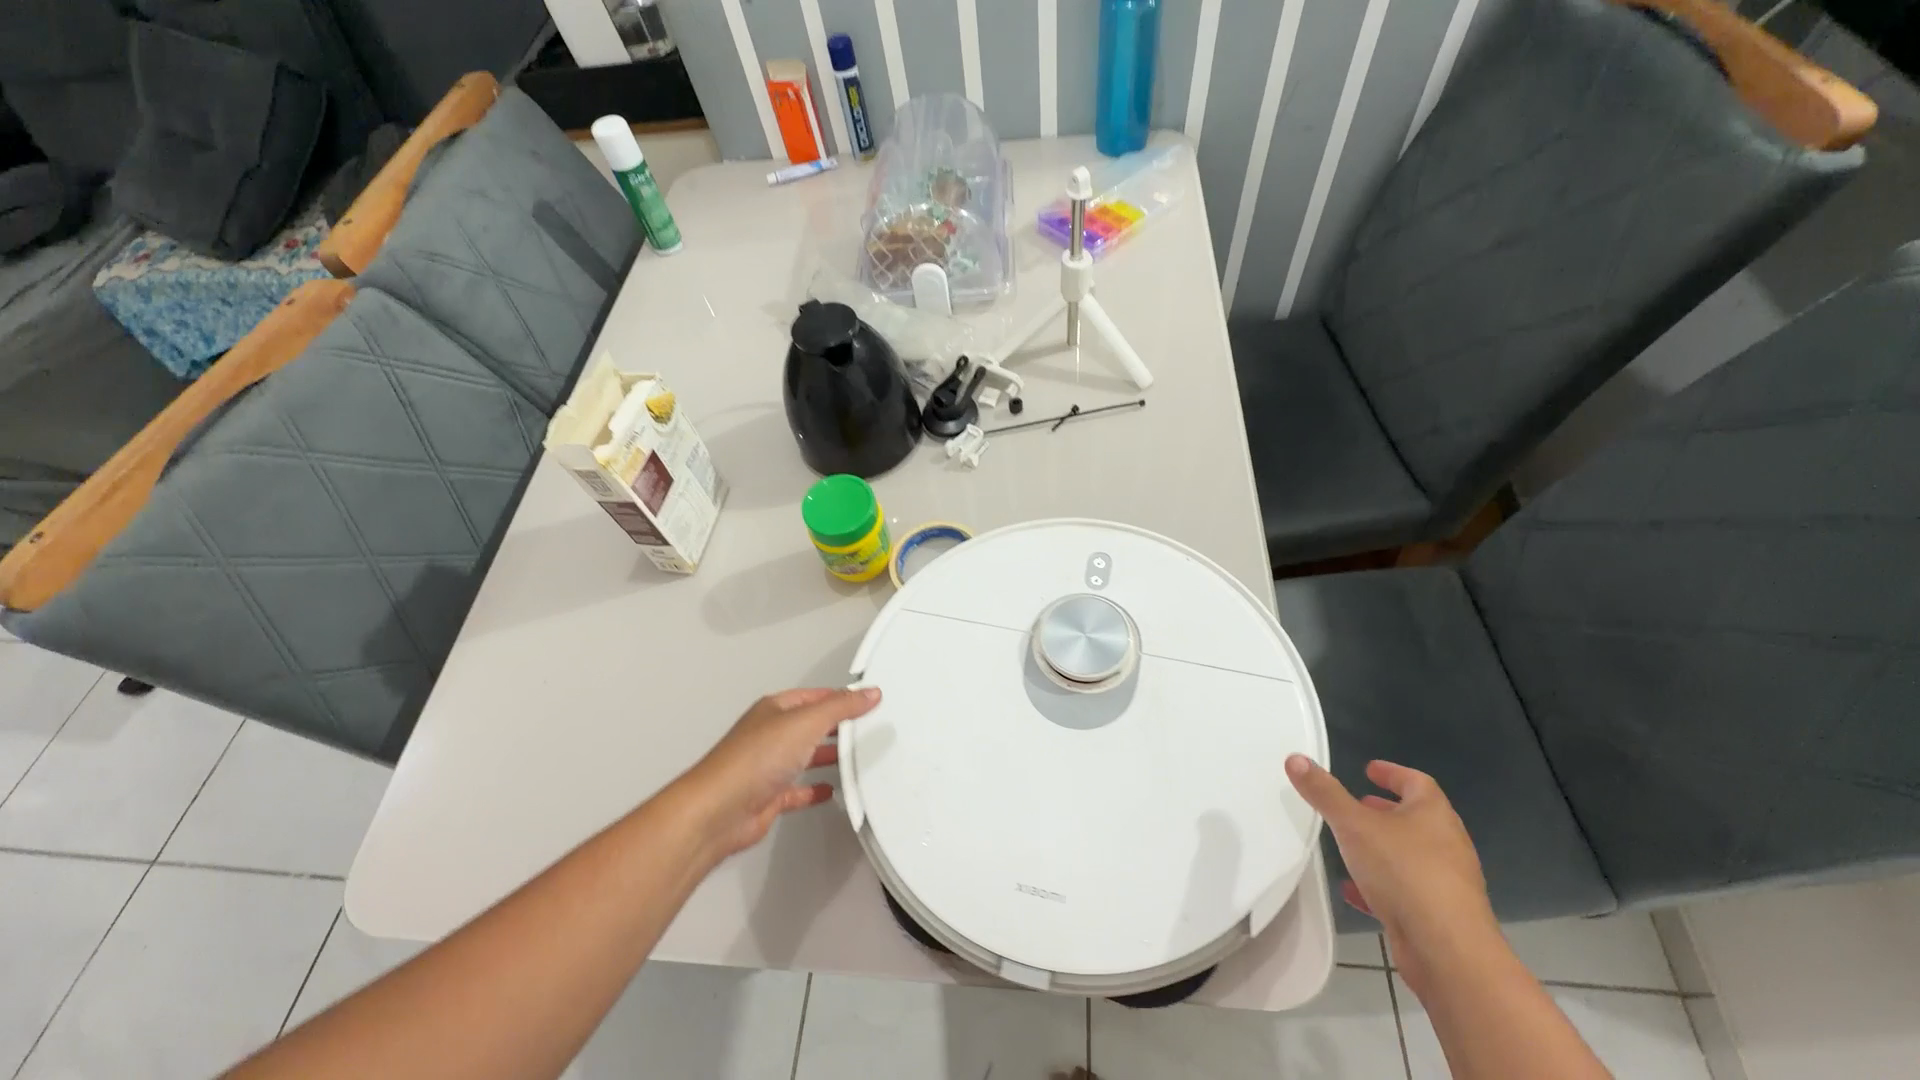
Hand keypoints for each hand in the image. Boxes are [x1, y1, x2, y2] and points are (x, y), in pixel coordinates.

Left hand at [677, 687, 880, 859]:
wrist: (720, 810)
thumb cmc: (751, 761)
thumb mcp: (805, 722)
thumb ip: (840, 707)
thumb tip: (867, 693)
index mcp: (774, 711)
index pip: (813, 697)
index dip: (839, 697)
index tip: (864, 700)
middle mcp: (769, 736)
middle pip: (808, 726)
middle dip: (834, 726)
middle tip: (861, 726)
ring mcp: (767, 767)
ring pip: (802, 757)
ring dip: (825, 756)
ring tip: (850, 756)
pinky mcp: (768, 797)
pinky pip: (796, 790)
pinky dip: (813, 789)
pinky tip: (827, 791)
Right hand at [1287, 755, 1498, 995]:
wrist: (1446, 948)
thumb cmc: (1404, 872)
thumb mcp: (1354, 825)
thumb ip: (1324, 793)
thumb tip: (1296, 759)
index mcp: (1433, 814)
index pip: (1416, 782)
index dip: (1392, 773)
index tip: (1369, 769)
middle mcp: (1446, 843)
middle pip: (1415, 818)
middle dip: (1385, 810)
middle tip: (1358, 804)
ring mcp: (1445, 881)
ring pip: (1410, 856)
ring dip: (1381, 848)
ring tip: (1349, 845)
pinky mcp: (1436, 914)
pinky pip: (1404, 891)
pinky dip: (1379, 885)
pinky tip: (1353, 891)